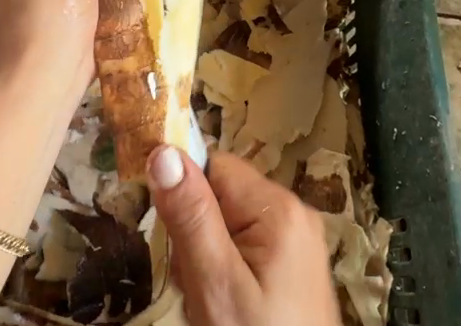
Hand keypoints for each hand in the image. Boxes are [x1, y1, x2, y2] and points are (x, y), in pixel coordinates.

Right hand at [146, 148, 340, 325]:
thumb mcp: (216, 285)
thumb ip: (191, 217)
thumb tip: (163, 151)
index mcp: (279, 207)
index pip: (216, 168)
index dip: (187, 199)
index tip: (174, 241)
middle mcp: (295, 213)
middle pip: (222, 199)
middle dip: (197, 239)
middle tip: (196, 288)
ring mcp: (298, 242)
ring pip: (229, 229)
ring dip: (208, 263)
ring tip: (211, 307)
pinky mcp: (295, 268)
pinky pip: (246, 253)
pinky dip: (227, 277)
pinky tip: (228, 311)